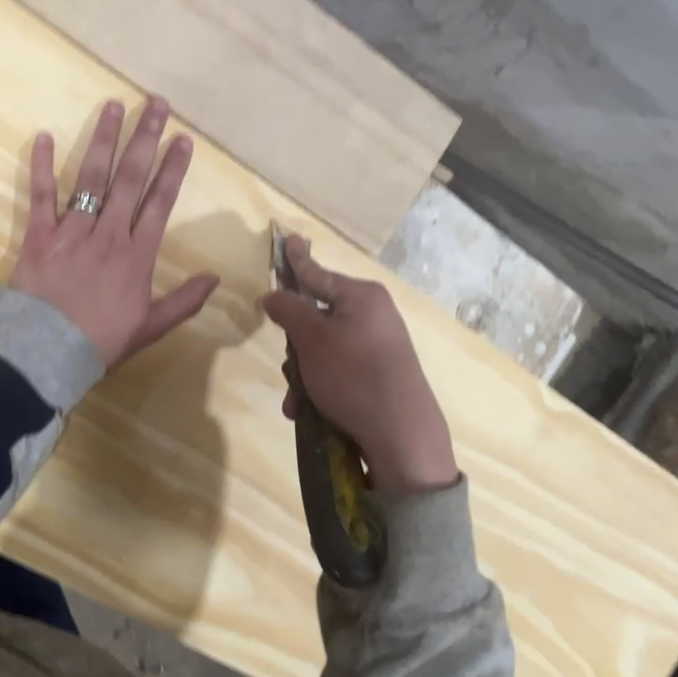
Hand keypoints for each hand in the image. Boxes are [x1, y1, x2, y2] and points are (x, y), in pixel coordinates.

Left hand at [9, 96, 221, 366]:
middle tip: (156, 104)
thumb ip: (183, 301)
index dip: (173, 169)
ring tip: (114, 106)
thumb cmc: (99, 342)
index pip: (160, 202)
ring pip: (91, 177)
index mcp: (137, 255)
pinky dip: (41, 165)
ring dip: (103, 140)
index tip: (183, 139)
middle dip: (145, 138)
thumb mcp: (149, 328)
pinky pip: (41, 195)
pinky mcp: (39, 235)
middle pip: (131, 179)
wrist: (46, 354)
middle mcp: (108, 234)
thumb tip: (215, 278)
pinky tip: (43, 135)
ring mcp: (72, 231)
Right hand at [261, 235, 458, 495]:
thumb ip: (288, 310)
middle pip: (316, 316)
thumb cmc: (353, 376)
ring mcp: (378, 346)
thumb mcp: (311, 339)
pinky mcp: (380, 374)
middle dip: (296, 345)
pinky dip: (320, 387)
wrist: (403, 436)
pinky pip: (338, 370)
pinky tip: (308, 410)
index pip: (317, 272)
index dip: (296, 260)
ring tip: (298, 400)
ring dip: (303, 373)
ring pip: (323, 348)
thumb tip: (274, 294)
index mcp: (361, 297)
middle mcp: (373, 315)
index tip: (288, 239)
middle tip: (290, 365)